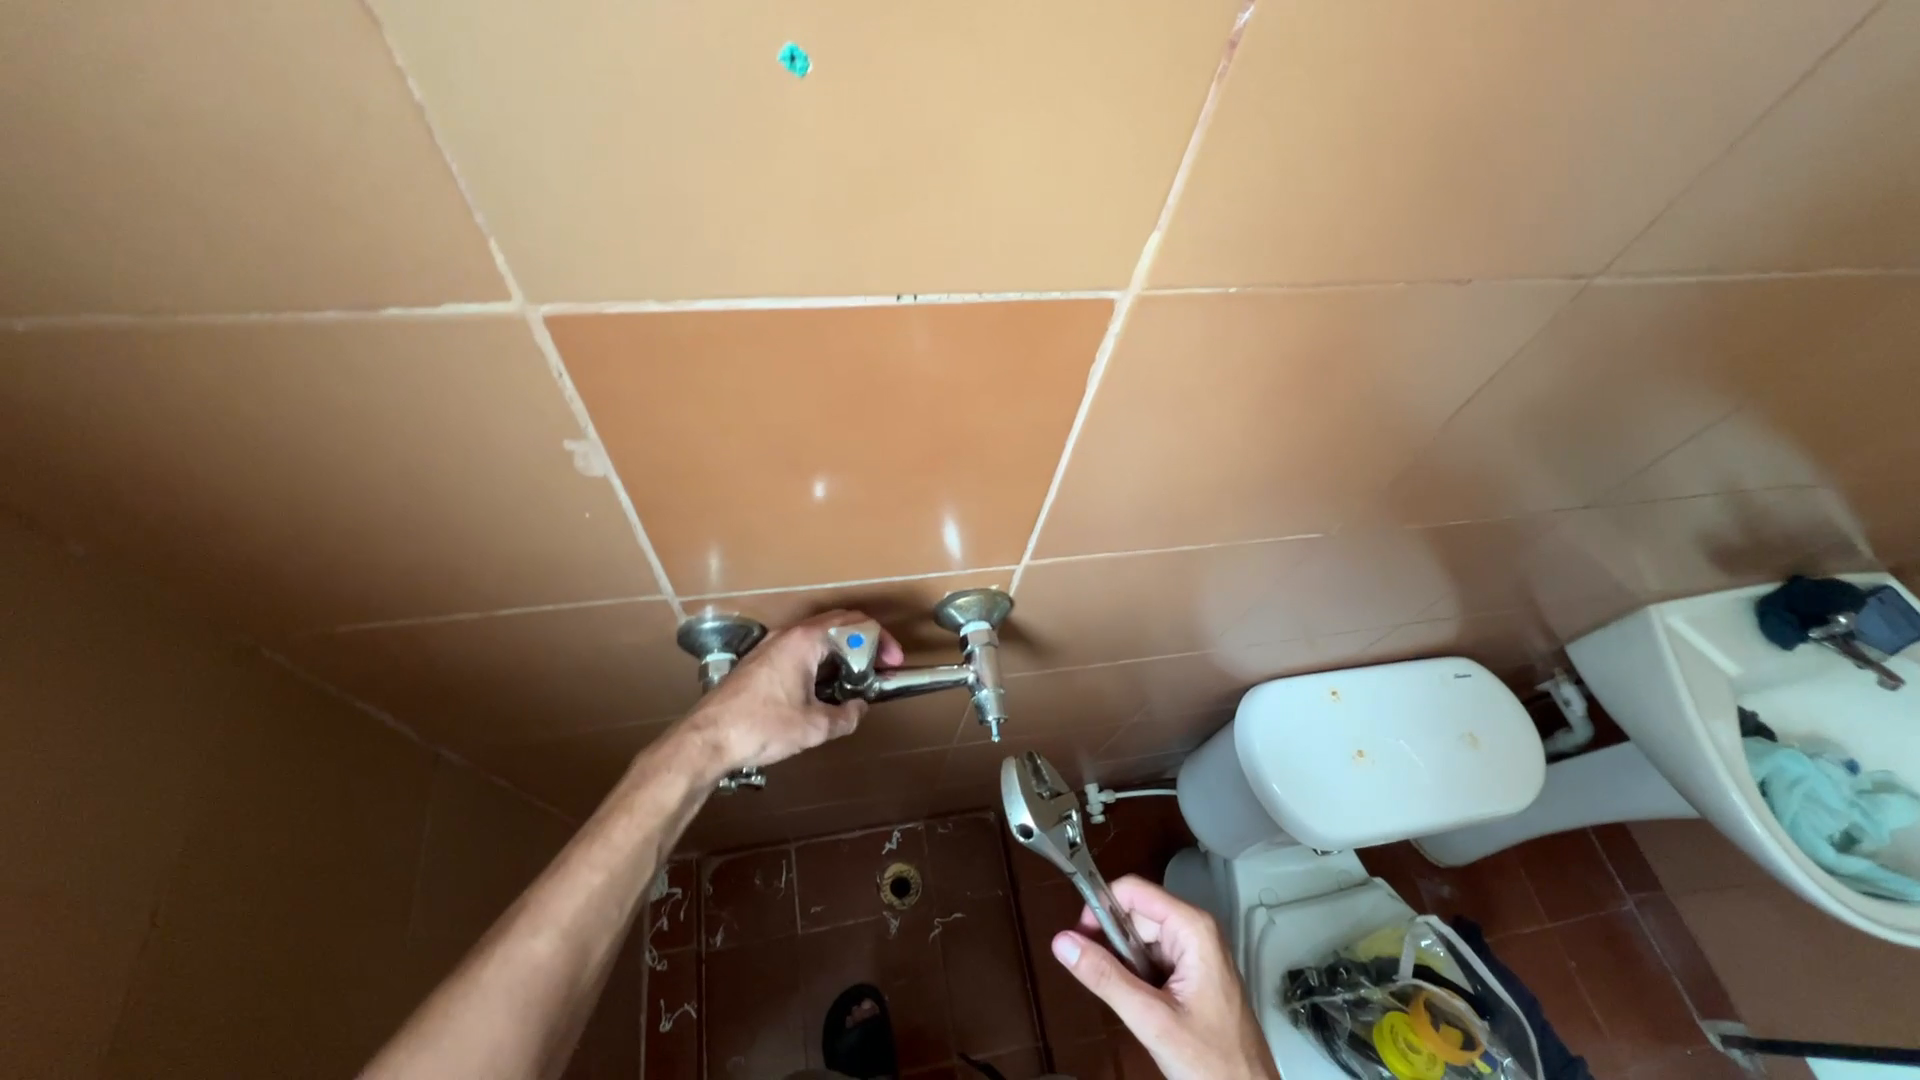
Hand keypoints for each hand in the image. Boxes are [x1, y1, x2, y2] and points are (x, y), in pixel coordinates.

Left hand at [676, 609, 903, 775]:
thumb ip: (846, 716)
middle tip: (880, 665)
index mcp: (805, 641)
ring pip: (817, 637)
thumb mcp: (814, 727)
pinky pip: (799, 650)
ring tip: (856, 678)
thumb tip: (859, 709)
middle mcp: (787, 635)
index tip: (893, 662)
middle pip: (837, 624)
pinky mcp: (759, 663)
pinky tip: (824, 688)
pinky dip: (820, 660)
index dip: (881, 640)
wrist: (706, 739)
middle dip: (864, 642)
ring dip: (841, 652)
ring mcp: (770, 647)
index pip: (855, 624)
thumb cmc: (760, 727)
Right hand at [1051, 876, 1277, 1079]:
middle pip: (1135, 913)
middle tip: (1104, 982)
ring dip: (1125, 964)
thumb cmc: (1211, 1061)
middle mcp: (1195, 930)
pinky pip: (1152, 958)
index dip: (1101, 907)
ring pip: (1140, 938)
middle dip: (1113, 942)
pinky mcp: (1192, 971)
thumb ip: (1105, 977)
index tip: (1080, 939)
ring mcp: (1195, 950)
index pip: (1133, 890)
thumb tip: (1062, 941)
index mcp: (1192, 928)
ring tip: (1132, 1002)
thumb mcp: (1151, 1019)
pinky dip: (1137, 976)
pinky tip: (1143, 1005)